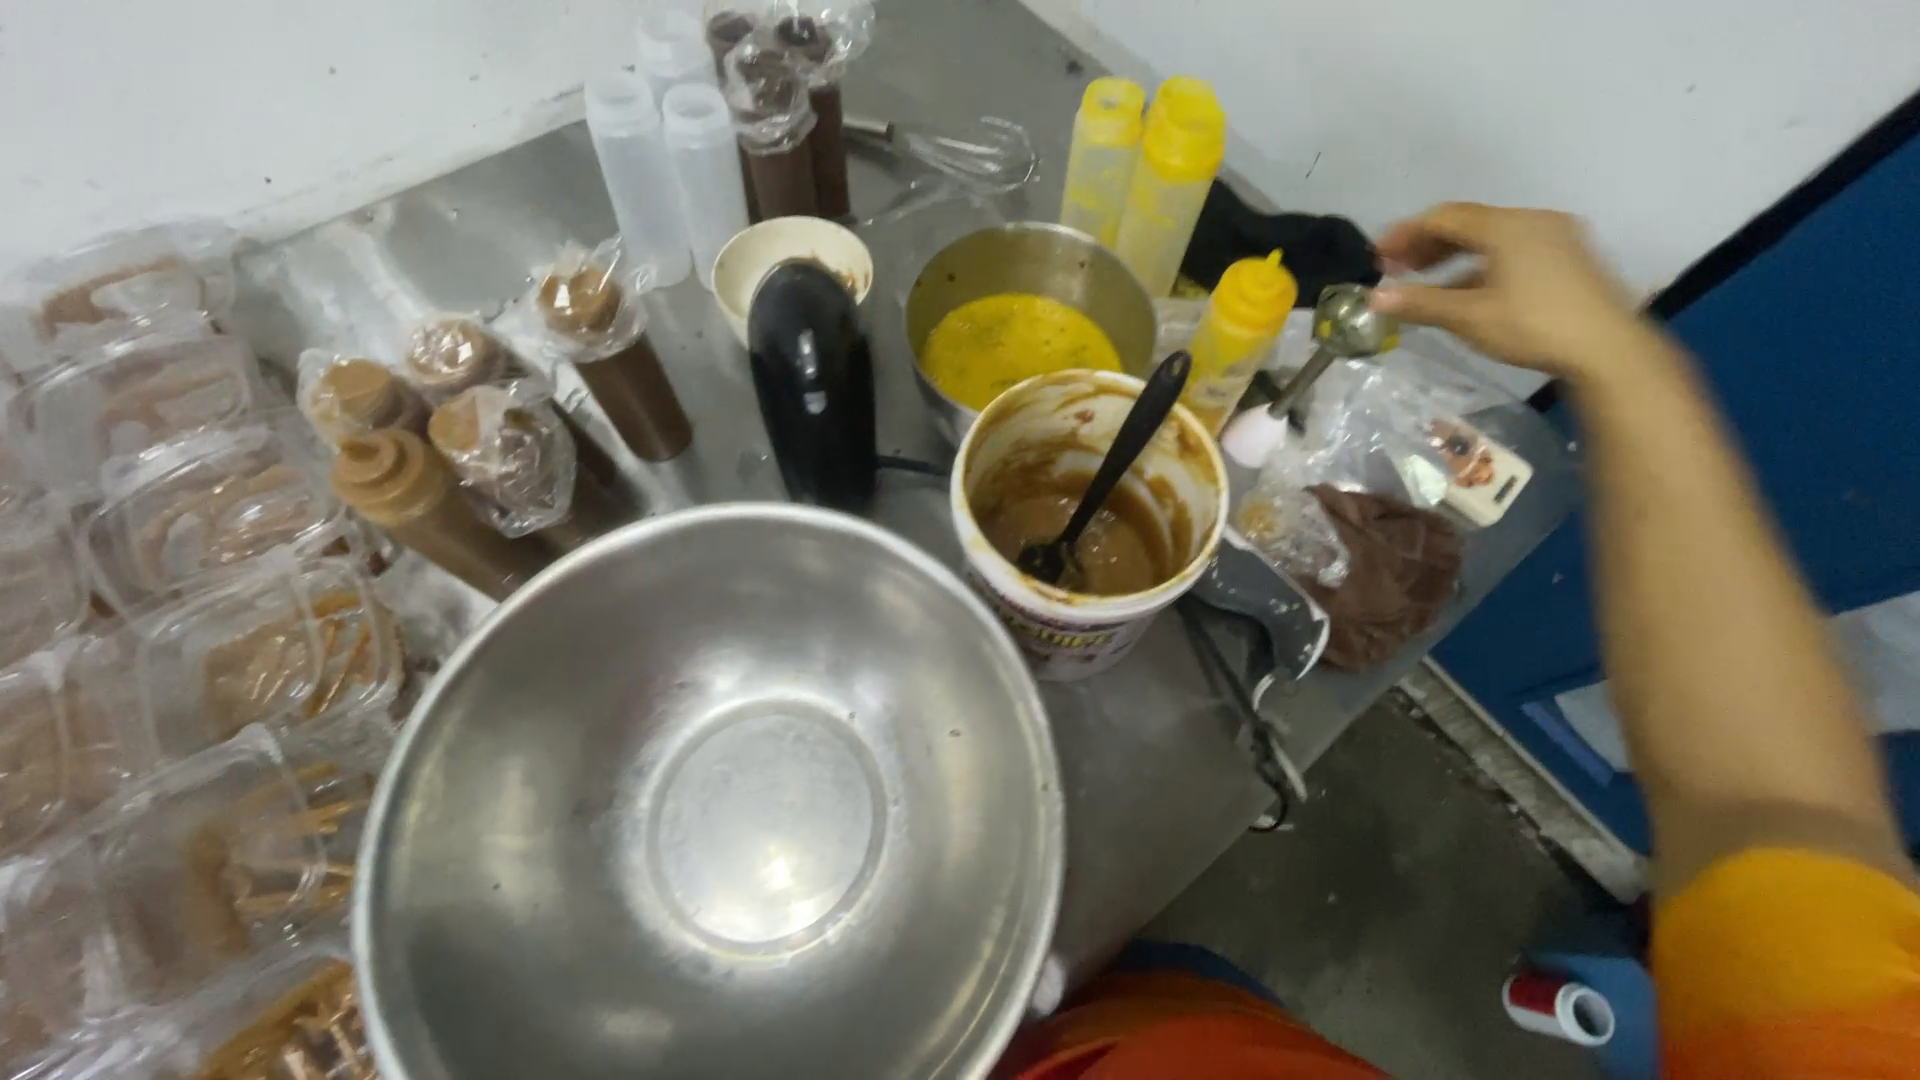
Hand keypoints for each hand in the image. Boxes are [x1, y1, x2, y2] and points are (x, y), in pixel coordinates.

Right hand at [1370, 203, 1656, 382]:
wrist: (1607, 347)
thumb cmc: (1533, 326)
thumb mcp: (1468, 316)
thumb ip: (1419, 303)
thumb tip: (1373, 299)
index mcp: (1507, 227)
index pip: (1445, 217)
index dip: (1406, 234)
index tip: (1377, 257)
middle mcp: (1532, 221)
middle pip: (1468, 223)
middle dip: (1426, 245)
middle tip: (1395, 269)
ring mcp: (1554, 237)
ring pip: (1489, 237)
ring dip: (1450, 257)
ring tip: (1423, 282)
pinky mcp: (1566, 257)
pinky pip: (1510, 250)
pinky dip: (1477, 265)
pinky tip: (1462, 291)